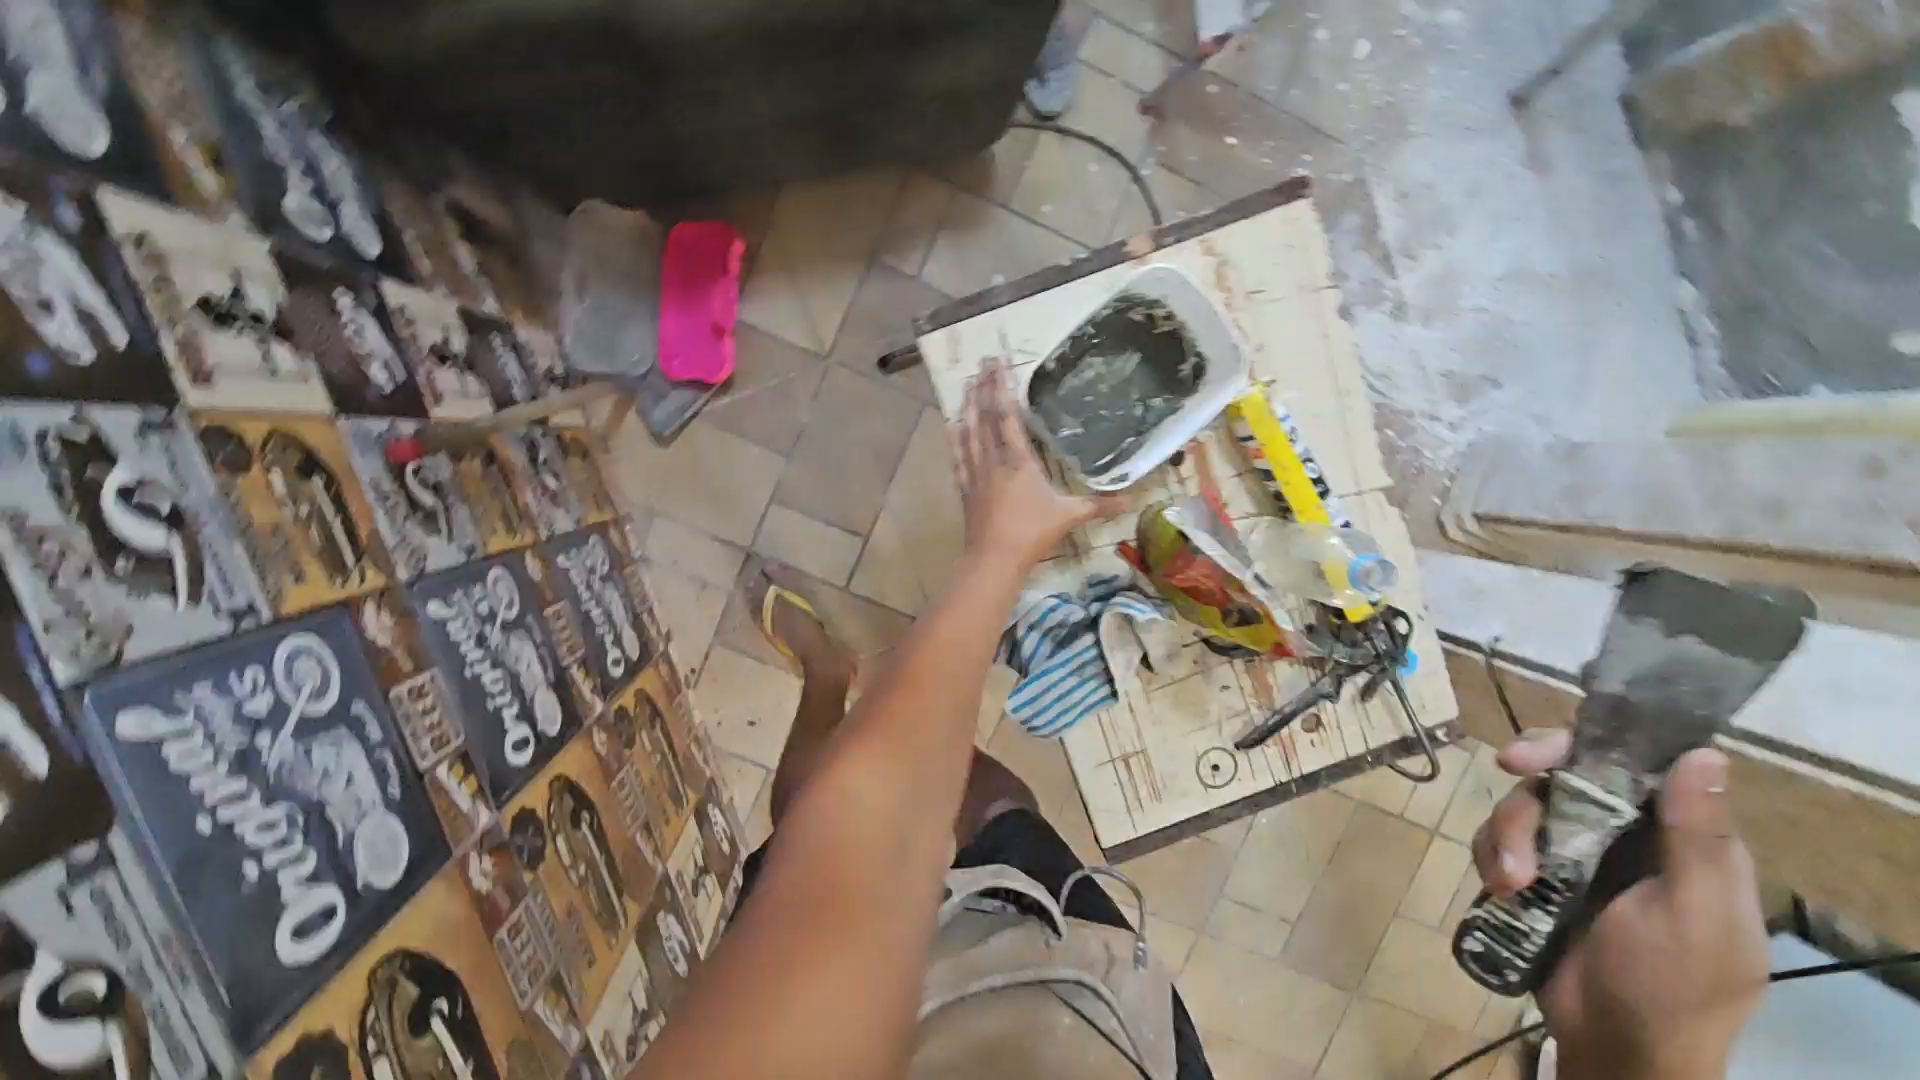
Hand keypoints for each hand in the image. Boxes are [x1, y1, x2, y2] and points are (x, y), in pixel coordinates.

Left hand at [949, 358, 1123, 567]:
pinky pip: (957, 457)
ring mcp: (975, 473)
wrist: (993, 560)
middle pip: (984, 416)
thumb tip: (1133, 501)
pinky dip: (954, 439)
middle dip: (984, 387)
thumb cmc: (1032, 533)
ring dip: (967, 406)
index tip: (998, 363)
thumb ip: (1099, 505)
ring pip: (967, 432)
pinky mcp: (965, 489)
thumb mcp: (1069, 516)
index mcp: (1018, 460)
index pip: (1007, 415)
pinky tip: (951, 426)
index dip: (1002, 387)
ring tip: (966, 384)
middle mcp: (992, 460)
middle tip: (982, 362)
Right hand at [1473, 731, 1767, 1079]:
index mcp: (1679, 837)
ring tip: (1511, 883)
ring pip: (1526, 808)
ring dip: (1508, 834)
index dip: (1584, 744)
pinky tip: (1501, 890)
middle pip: (1566, 775)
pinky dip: (1492, 858)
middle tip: (1507, 770)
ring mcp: (1577, 856)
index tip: (1539, 751)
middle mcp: (1626, 836)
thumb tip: (1705, 753)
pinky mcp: (1538, 877)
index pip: (1633, 763)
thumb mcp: (1693, 914)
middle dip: (1533, 778)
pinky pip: (1499, 842)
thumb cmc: (1669, 986)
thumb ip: (1697, 838)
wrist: (1617, 1050)